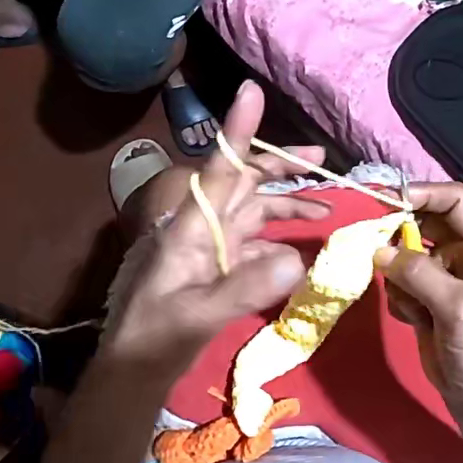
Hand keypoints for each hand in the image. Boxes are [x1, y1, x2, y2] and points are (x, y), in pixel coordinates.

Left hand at [101, 81, 330, 377]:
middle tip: (320, 158)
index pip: (219, 170)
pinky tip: (303, 251)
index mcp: (192, 226)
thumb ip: (244, 289)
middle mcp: (204, 228)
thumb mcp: (197, 315)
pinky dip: (281, 242)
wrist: (135, 370)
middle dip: (280, 166)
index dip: (238, 130)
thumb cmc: (155, 337)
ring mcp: (213, 249)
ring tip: (326, 210)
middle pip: (245, 184)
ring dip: (288, 206)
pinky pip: (257, 244)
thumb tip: (298, 260)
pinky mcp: (220, 269)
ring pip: (255, 212)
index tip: (251, 91)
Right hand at [374, 183, 462, 425]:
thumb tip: (378, 250)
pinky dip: (400, 297)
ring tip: (413, 305)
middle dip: (401, 235)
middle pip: (426, 222)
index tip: (387, 200)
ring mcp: (445, 276)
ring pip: (406, 253)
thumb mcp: (457, 307)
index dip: (424, 194)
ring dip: (400, 275)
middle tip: (376, 247)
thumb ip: (418, 273)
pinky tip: (415, 320)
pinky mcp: (427, 298)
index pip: (456, 201)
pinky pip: (400, 281)